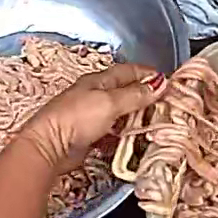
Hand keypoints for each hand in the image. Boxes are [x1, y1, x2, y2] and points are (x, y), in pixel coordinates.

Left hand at [15, 63, 161, 174]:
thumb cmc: (76, 119)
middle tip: (167, 106)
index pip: (128, 71)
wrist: (49, 146)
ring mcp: (90, 117)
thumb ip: (135, 94)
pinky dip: (124, 135)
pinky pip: (112, 133)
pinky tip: (135, 141)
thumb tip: (160, 83)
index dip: (148, 74)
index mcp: (98, 81)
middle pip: (125, 93)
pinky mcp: (89, 137)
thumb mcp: (109, 102)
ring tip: (156, 125)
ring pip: (120, 114)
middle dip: (146, 98)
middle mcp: (94, 96)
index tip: (169, 82)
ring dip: (136, 118)